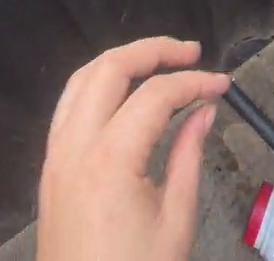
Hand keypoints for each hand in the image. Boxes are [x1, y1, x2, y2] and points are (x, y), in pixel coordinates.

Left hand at [38, 37, 230, 260]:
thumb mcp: (175, 223)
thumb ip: (188, 156)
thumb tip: (204, 109)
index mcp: (110, 160)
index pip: (156, 95)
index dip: (194, 82)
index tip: (223, 85)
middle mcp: (75, 145)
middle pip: (110, 67)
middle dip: (154, 50)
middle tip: (192, 53)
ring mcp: (56, 154)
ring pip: (82, 78)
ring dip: (122, 60)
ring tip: (160, 62)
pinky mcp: (50, 167)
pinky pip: (68, 105)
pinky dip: (98, 84)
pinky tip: (123, 92)